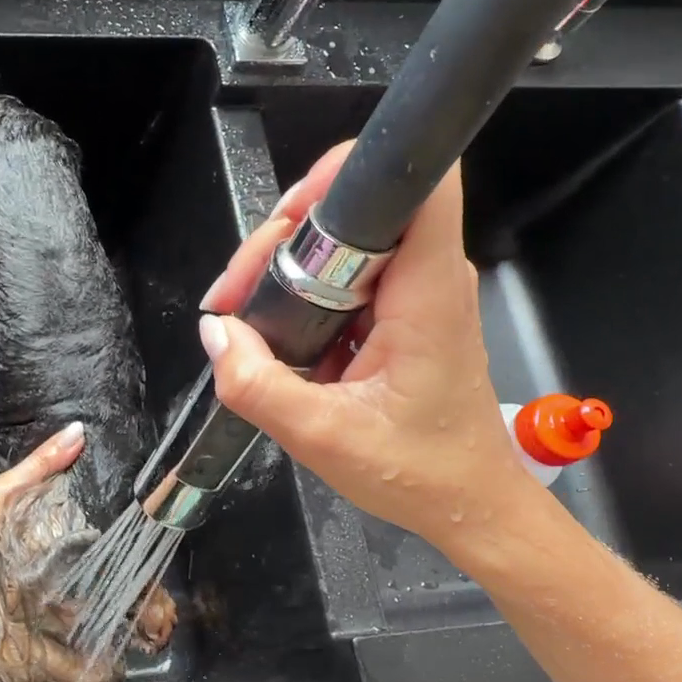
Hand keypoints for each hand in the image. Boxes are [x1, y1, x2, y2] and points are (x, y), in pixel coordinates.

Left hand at [0, 422, 85, 614]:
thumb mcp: (2, 489)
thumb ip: (38, 465)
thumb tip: (77, 430)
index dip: (11, 476)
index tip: (41, 475)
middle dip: (14, 505)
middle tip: (51, 501)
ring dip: (15, 529)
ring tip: (49, 523)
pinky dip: (13, 549)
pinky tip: (33, 547)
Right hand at [198, 141, 540, 550]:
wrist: (466, 505)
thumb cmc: (414, 472)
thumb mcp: (320, 436)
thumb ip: (257, 385)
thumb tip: (215, 333)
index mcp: (425, 291)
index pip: (413, 181)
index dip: (345, 176)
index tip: (284, 220)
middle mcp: (426, 278)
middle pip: (352, 213)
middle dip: (281, 242)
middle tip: (232, 297)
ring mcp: (411, 296)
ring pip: (340, 247)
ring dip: (281, 272)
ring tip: (239, 319)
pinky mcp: (397, 316)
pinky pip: (341, 282)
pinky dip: (297, 299)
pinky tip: (266, 336)